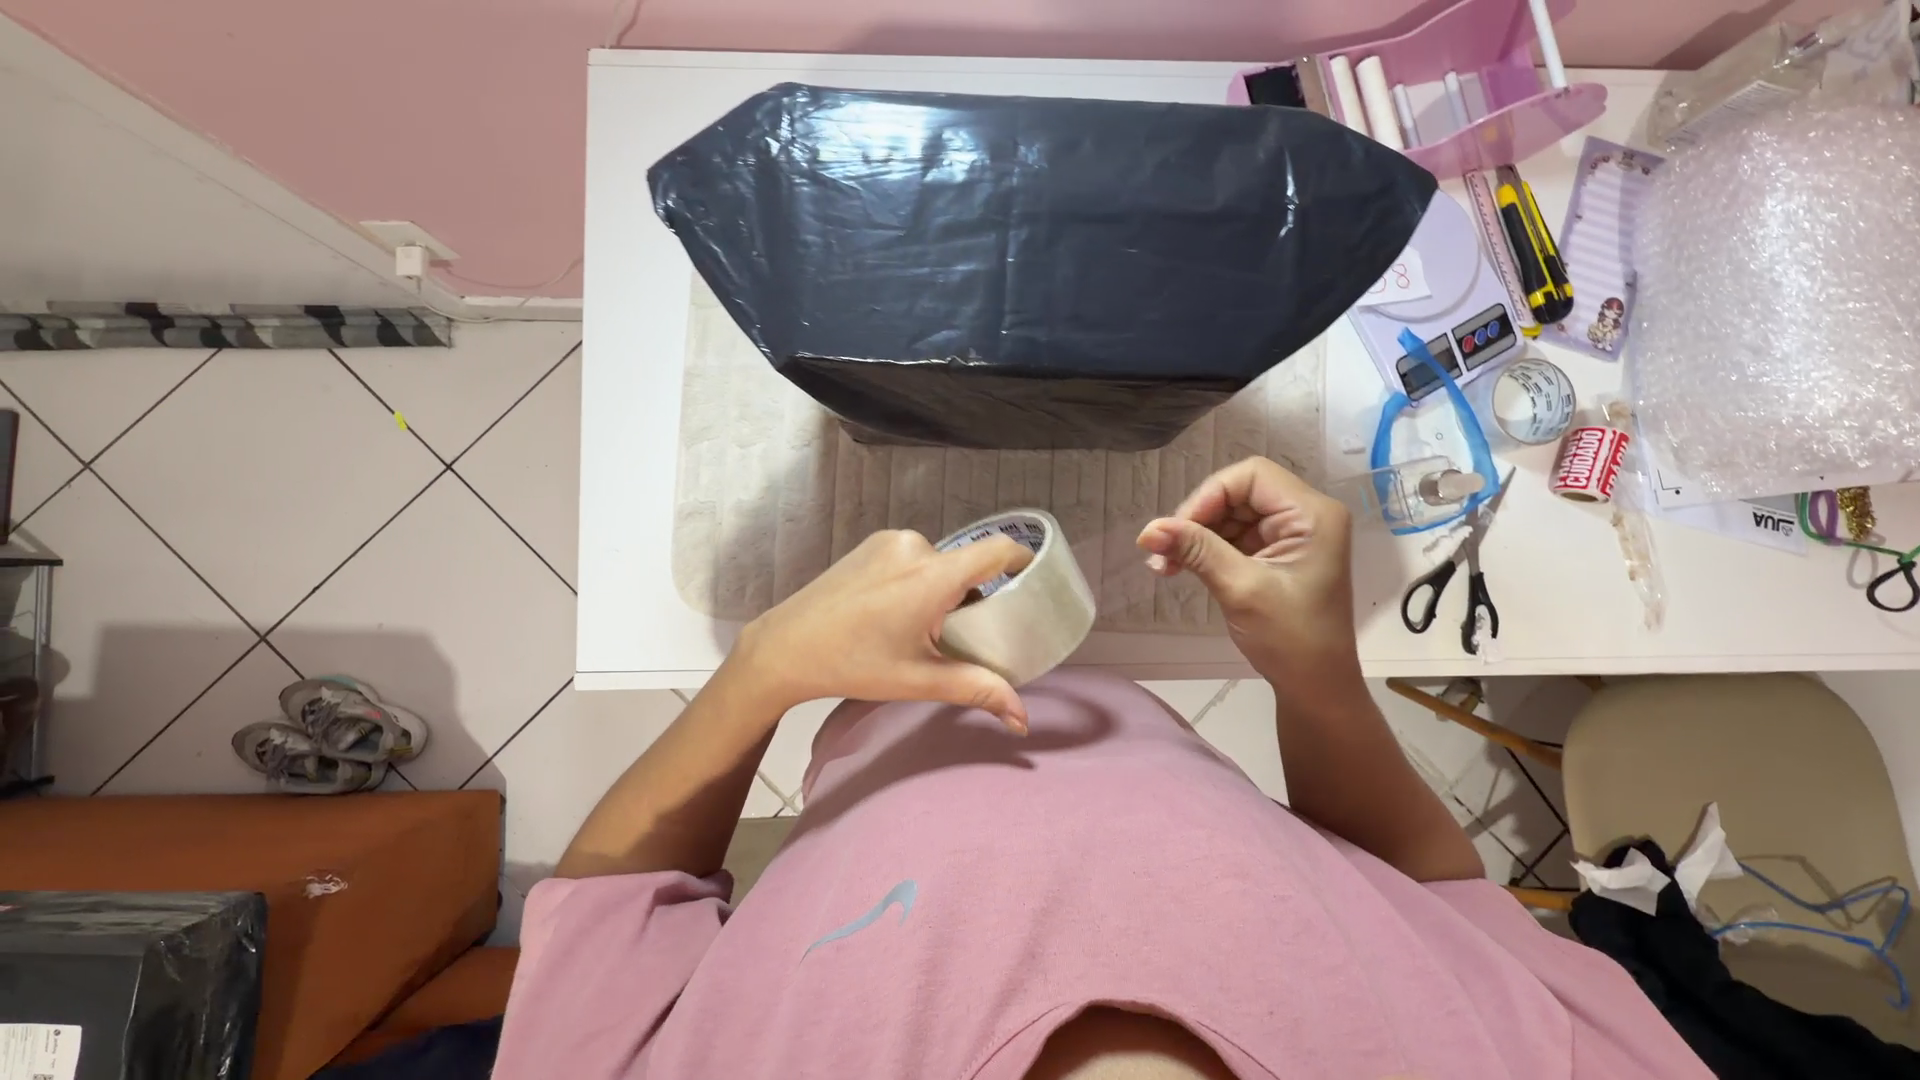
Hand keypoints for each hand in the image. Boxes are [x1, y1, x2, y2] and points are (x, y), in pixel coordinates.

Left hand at [733, 530, 1035, 732]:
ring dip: (943, 590)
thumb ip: (977, 690)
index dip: (1023, 560)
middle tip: (962, 635)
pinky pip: (913, 558)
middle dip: (971, 597)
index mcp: (932, 575)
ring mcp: (888, 541)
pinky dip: (920, 580)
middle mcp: (915, 546)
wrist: (785, 647)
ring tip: (923, 630)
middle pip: (966, 565)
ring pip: (938, 563)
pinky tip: (897, 613)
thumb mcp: (919, 679)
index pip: (997, 550)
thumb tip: (1022, 718)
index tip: (1035, 580)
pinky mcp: (870, 545)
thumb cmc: (854, 663)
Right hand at [1136, 457, 1359, 690]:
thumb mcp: (1240, 589)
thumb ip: (1196, 551)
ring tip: (1166, 566)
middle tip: (1164, 552)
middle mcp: (1305, 515)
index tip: (1178, 529)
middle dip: (1198, 519)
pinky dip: (1206, 549)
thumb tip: (1147, 530)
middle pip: (1239, 493)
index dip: (1208, 496)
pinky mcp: (1277, 554)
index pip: (1251, 477)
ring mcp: (1291, 535)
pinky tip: (1181, 568)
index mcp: (1312, 515)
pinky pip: (1235, 536)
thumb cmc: (1290, 639)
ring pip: (1231, 515)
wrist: (1315, 687)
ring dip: (1196, 536)